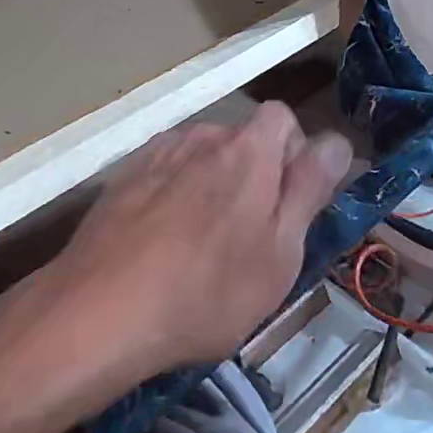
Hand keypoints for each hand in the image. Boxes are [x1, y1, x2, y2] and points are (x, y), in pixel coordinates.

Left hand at [45, 102, 352, 379]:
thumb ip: (311, 188)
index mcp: (249, 150)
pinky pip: (167, 175)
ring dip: (214, 186)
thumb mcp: (281, 251)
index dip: (294, 155)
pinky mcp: (123, 178)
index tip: (288, 203)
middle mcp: (204, 137)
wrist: (96, 314)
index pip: (284, 118)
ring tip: (202, 244)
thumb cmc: (207, 290)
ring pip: (204, 159)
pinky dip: (176, 196)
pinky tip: (163, 243)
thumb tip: (336, 141)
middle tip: (249, 236)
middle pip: (243, 140)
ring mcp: (158, 155)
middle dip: (255, 174)